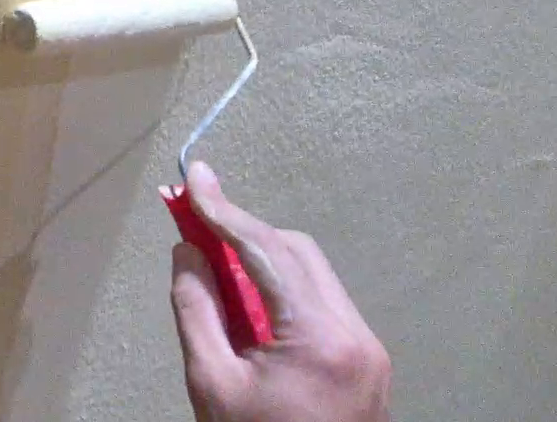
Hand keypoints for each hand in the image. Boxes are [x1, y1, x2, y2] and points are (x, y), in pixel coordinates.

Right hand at [170, 162, 391, 421]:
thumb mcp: (210, 379)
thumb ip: (195, 305)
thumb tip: (189, 249)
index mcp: (321, 338)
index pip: (267, 249)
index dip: (223, 209)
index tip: (192, 178)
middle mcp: (356, 335)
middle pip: (295, 249)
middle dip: (242, 228)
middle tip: (193, 216)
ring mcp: (367, 349)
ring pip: (309, 270)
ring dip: (259, 254)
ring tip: (212, 260)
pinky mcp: (364, 362)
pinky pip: (317, 298)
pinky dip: (277, 282)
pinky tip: (245, 296)